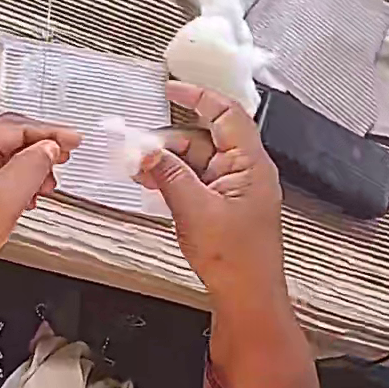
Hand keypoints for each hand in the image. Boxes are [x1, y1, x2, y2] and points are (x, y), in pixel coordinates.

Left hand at [0, 116, 81, 297]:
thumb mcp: (2, 198)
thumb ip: (31, 166)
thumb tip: (49, 148)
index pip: (16, 128)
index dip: (49, 133)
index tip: (73, 139)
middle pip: (14, 139)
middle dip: (43, 147)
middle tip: (67, 153)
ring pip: (13, 159)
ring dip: (36, 168)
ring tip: (50, 181)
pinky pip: (8, 178)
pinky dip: (26, 183)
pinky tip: (34, 195)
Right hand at [133, 81, 285, 298]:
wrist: (247, 298)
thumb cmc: (236, 261)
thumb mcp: (194, 211)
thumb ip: (169, 175)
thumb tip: (148, 152)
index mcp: (249, 165)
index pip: (226, 114)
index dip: (198, 97)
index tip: (172, 89)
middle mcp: (244, 171)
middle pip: (204, 138)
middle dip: (169, 142)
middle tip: (139, 149)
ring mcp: (233, 188)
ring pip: (195, 160)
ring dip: (167, 163)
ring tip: (140, 171)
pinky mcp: (222, 204)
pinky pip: (195, 180)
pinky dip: (173, 179)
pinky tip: (152, 184)